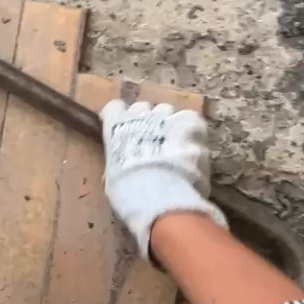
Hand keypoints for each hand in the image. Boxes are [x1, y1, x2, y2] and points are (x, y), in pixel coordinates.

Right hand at [101, 100, 227, 259]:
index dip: (119, 119)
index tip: (123, 132)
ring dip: (168, 124)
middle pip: (142, 108)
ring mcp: (166, 116)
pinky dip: (191, 129)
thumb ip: (118, 163)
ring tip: (173, 144)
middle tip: (150, 142)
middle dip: (146, 122)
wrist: (159, 194)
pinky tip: (191, 145)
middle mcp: (139, 114)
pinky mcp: (191, 122)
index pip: (114, 108)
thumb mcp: (112, 178)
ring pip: (167, 111)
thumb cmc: (127, 191)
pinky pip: (190, 118)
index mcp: (115, 125)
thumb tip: (123, 168)